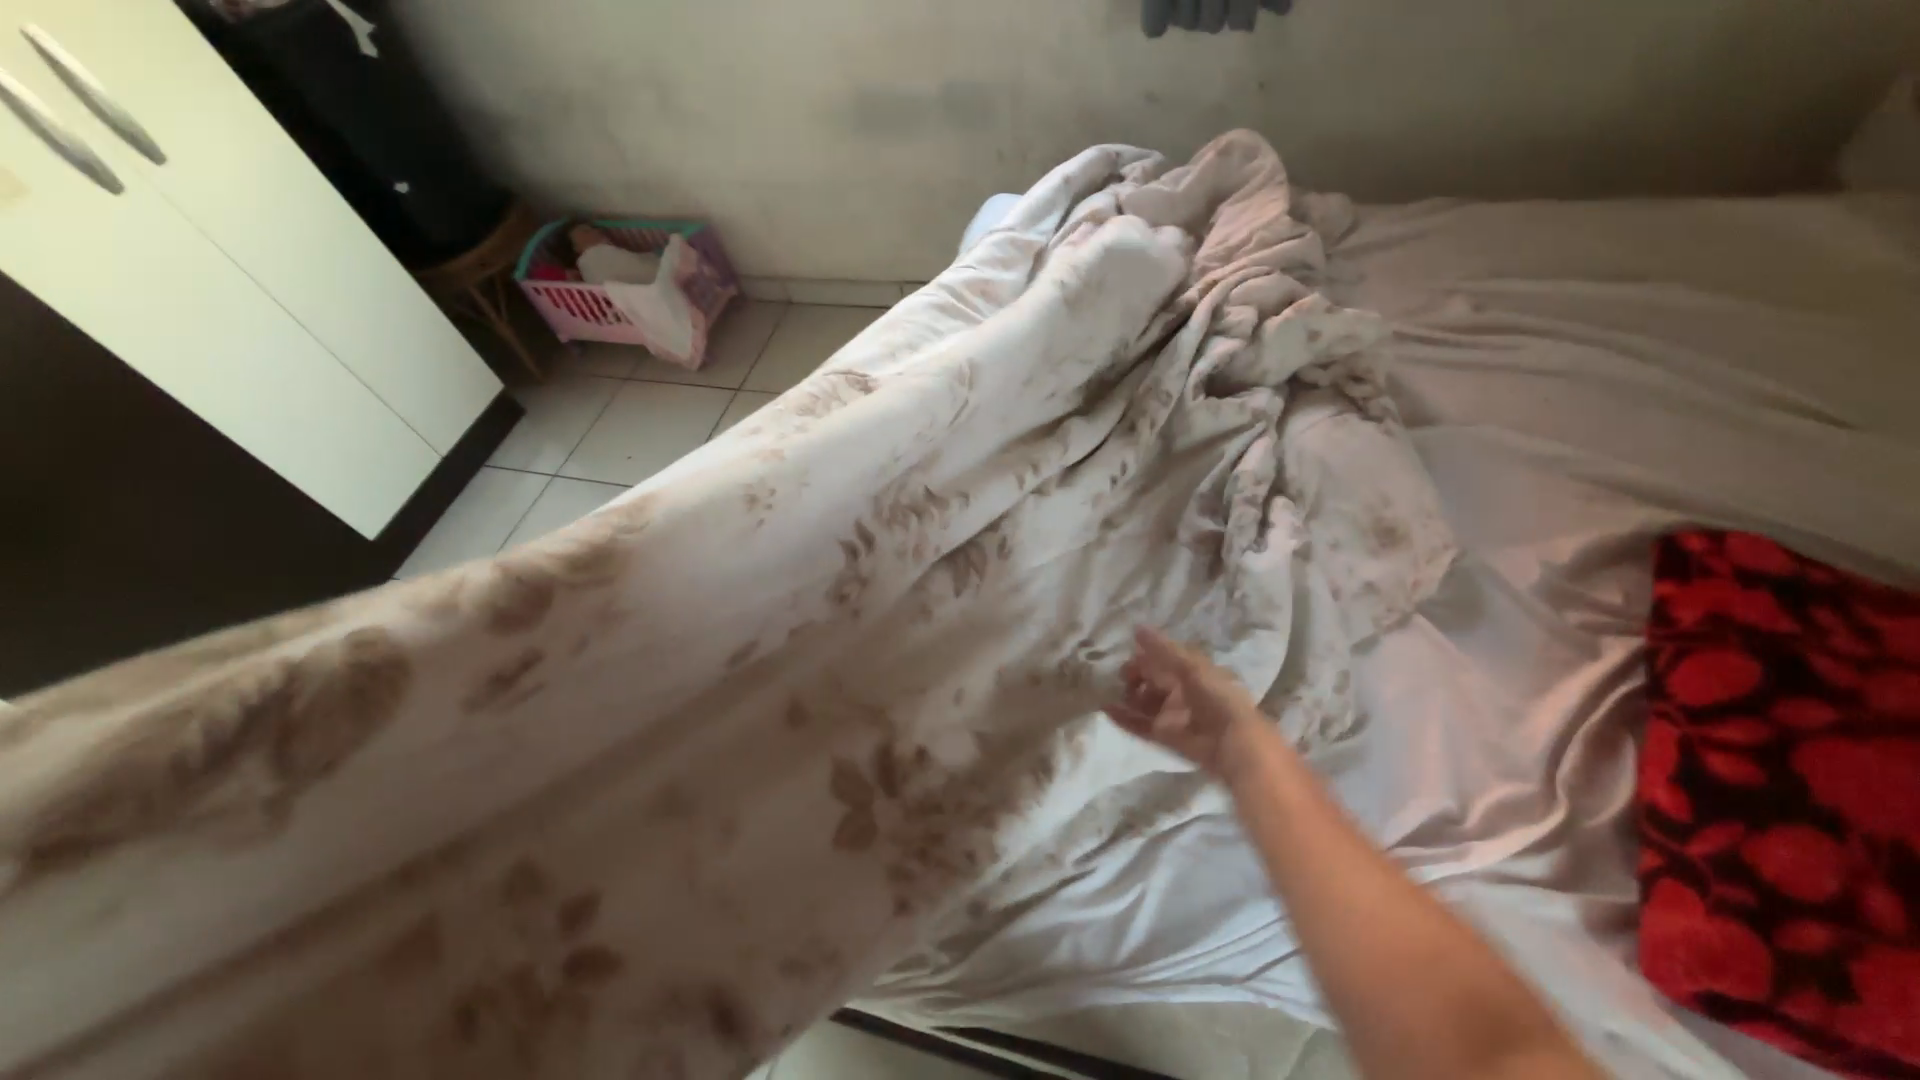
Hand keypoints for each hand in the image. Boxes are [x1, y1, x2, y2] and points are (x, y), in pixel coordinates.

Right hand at [1104, 625, 1266, 781]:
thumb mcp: (1191, 667)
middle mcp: (1181, 692)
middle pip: (1152, 681)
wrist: (1232, 741)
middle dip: (1135, 677)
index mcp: (1192, 672)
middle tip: (1120, 677)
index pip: (1164, 660)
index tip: (1129, 653)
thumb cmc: (1216, 696)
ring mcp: (1172, 715)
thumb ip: (1163, 649)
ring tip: (1109, 693)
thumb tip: (1137, 628)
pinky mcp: (1165, 736)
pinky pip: (1140, 725)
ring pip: (1144, 703)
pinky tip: (1106, 710)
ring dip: (1127, 697)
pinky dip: (1124, 719)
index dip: (1146, 657)